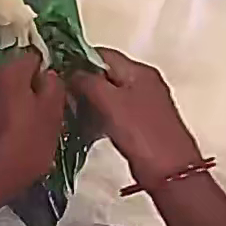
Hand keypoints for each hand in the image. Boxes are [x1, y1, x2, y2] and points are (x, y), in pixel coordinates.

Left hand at [0, 51, 65, 216]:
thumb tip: (49, 74)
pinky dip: (5, 113)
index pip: (34, 57)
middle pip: (17, 73)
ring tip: (34, 124)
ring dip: (18, 101)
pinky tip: (15, 131)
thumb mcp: (53, 112)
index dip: (48, 73)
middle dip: (33, 87)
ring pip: (6, 91)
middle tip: (49, 110)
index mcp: (9, 70)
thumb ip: (54, 85)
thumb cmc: (27, 143)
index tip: (58, 92)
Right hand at [70, 48, 202, 183]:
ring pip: (109, 93)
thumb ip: (88, 81)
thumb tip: (71, 71)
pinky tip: (85, 125)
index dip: (78, 59)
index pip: (103, 54)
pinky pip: (114, 111)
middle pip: (106, 73)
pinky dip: (99, 114)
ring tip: (69, 110)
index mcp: (138, 71)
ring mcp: (144, 103)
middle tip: (61, 93)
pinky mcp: (141, 123)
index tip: (57, 71)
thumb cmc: (140, 132)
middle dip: (82, 81)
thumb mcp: (109, 101)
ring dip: (89, 99)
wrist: (168, 171)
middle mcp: (143, 82)